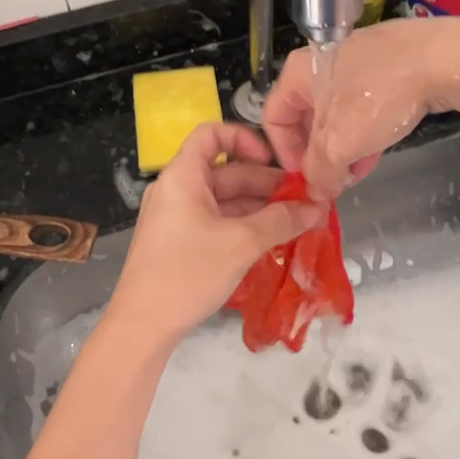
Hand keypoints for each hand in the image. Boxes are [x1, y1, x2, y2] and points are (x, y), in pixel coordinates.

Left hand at [105, 122, 323, 342]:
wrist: (143, 325)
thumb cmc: (188, 274)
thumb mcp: (241, 243)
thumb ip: (282, 220)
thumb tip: (317, 207)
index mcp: (182, 176)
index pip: (212, 133)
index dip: (245, 138)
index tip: (275, 161)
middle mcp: (176, 188)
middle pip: (225, 169)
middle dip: (265, 183)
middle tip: (304, 200)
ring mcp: (175, 216)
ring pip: (223, 198)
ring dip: (258, 207)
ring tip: (296, 222)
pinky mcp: (178, 240)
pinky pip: (215, 220)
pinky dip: (243, 224)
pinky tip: (271, 240)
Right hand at [263, 18, 459, 198]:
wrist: (442, 60)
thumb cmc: (378, 96)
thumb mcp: (340, 144)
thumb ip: (320, 172)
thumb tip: (316, 191)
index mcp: (298, 73)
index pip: (273, 119)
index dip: (285, 154)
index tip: (307, 179)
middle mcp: (320, 63)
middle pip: (306, 119)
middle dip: (319, 155)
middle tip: (335, 181)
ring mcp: (354, 62)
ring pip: (336, 115)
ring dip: (343, 148)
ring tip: (359, 171)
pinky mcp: (384, 67)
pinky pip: (362, 105)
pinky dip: (364, 130)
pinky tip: (379, 149)